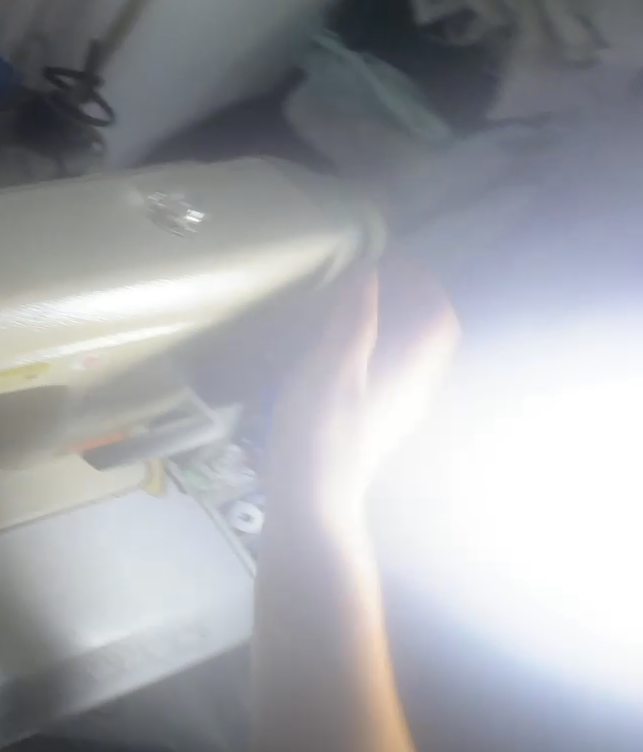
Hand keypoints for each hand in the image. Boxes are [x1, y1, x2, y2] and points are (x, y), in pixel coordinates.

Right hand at [265, 263, 458, 540]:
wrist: (315, 491)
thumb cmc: (320, 427)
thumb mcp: (330, 368)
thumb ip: (352, 323)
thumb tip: (368, 277)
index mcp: (411, 370)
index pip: (437, 317)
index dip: (423, 285)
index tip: (393, 260)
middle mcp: (417, 386)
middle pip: (434, 336)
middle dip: (416, 301)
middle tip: (381, 280)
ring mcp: (399, 407)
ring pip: (416, 355)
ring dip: (401, 324)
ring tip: (363, 308)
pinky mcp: (379, 420)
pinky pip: (397, 370)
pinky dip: (384, 346)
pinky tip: (351, 352)